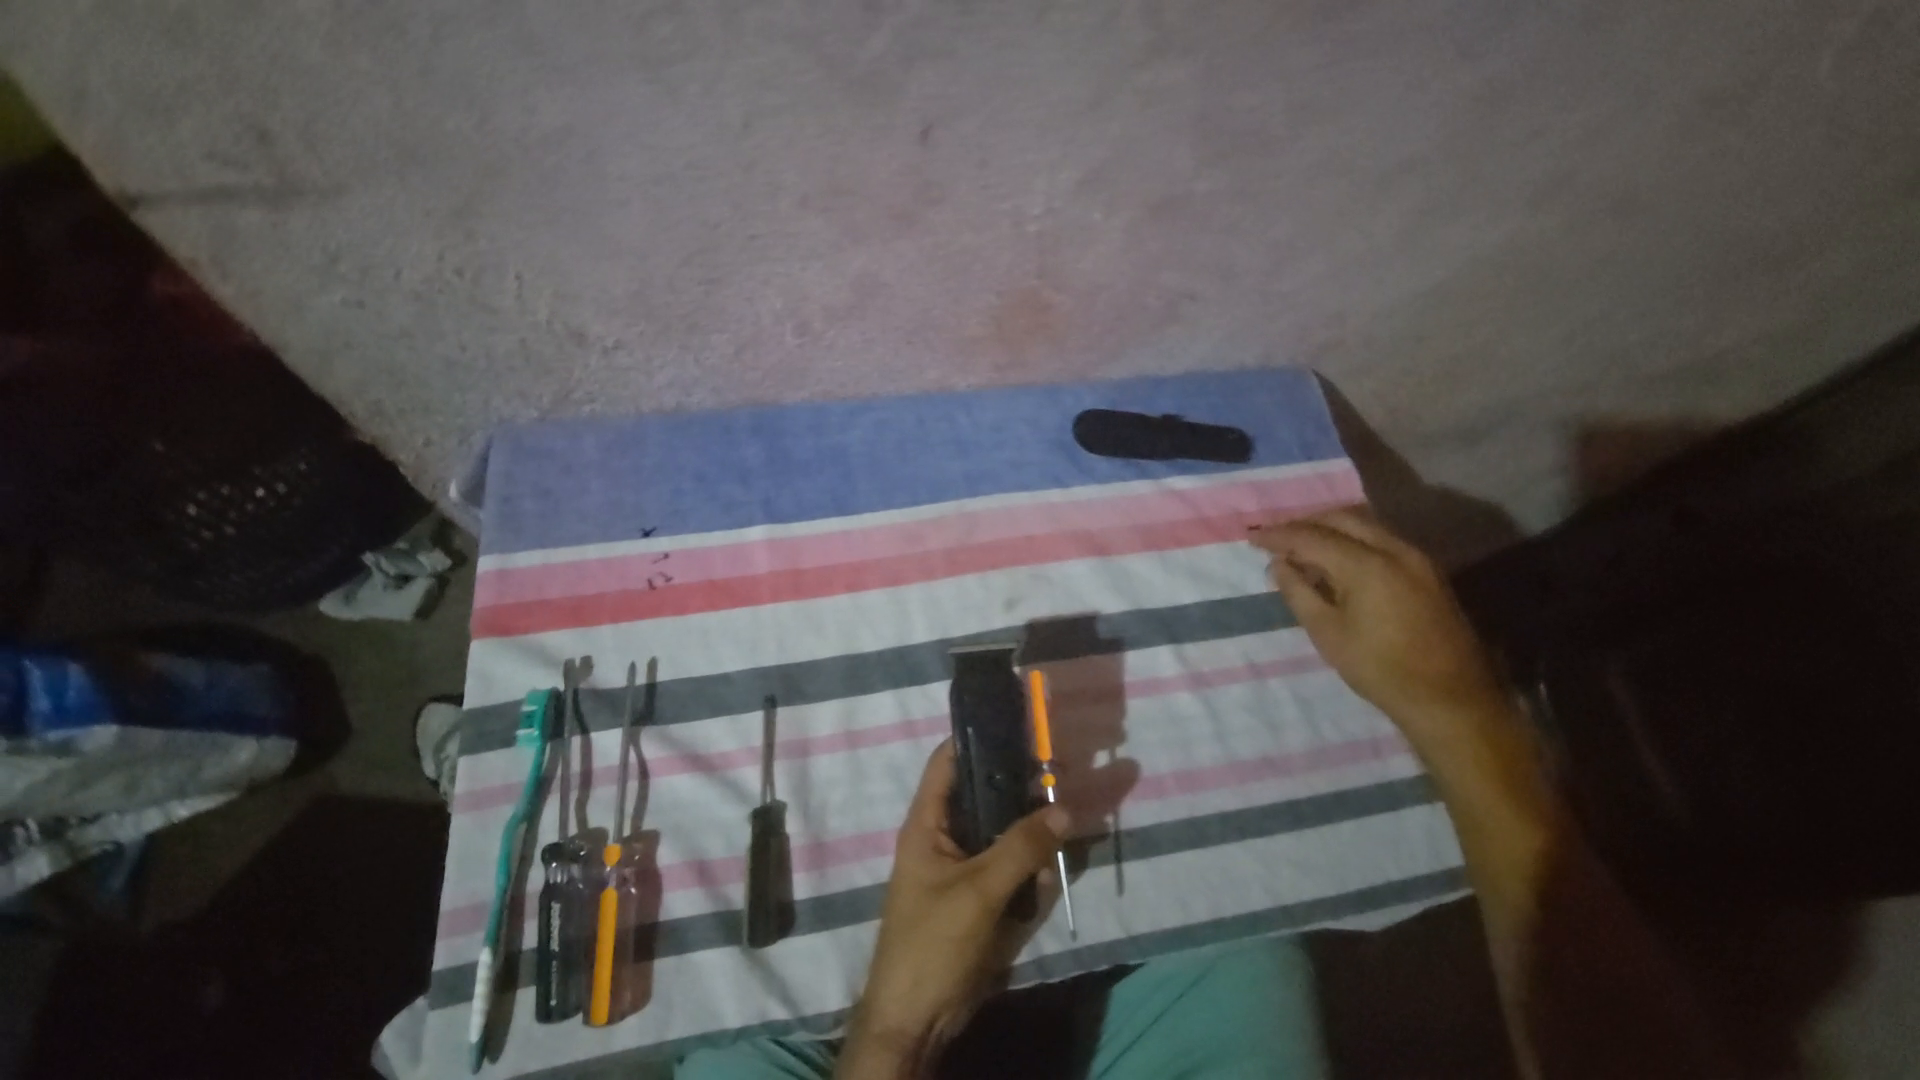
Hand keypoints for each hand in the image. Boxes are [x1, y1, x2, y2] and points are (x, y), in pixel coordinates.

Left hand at [837, 741, 1069, 1079]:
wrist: (918, 1018)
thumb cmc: (933, 943)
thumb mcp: (979, 892)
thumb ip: (1022, 847)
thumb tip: (1065, 809)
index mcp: (927, 824)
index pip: (947, 762)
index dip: (978, 737)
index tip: (1020, 720)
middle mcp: (946, 837)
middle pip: (987, 795)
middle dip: (1023, 787)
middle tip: (1066, 771)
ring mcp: (966, 867)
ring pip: (1007, 832)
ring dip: (1034, 833)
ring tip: (1069, 820)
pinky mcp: (983, 896)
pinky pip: (1014, 868)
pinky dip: (1033, 870)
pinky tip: (1051, 875)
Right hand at [1250, 507, 1509, 741]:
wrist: (1449, 698)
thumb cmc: (1380, 669)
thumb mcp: (1327, 634)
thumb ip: (1299, 592)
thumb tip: (1279, 564)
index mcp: (1367, 564)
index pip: (1312, 536)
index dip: (1279, 535)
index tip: (1252, 538)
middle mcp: (1395, 549)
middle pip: (1342, 518)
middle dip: (1305, 523)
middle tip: (1276, 538)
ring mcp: (1417, 558)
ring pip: (1365, 525)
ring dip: (1330, 529)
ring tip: (1303, 547)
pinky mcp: (1428, 572)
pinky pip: (1382, 539)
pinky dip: (1353, 540)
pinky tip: (1338, 560)